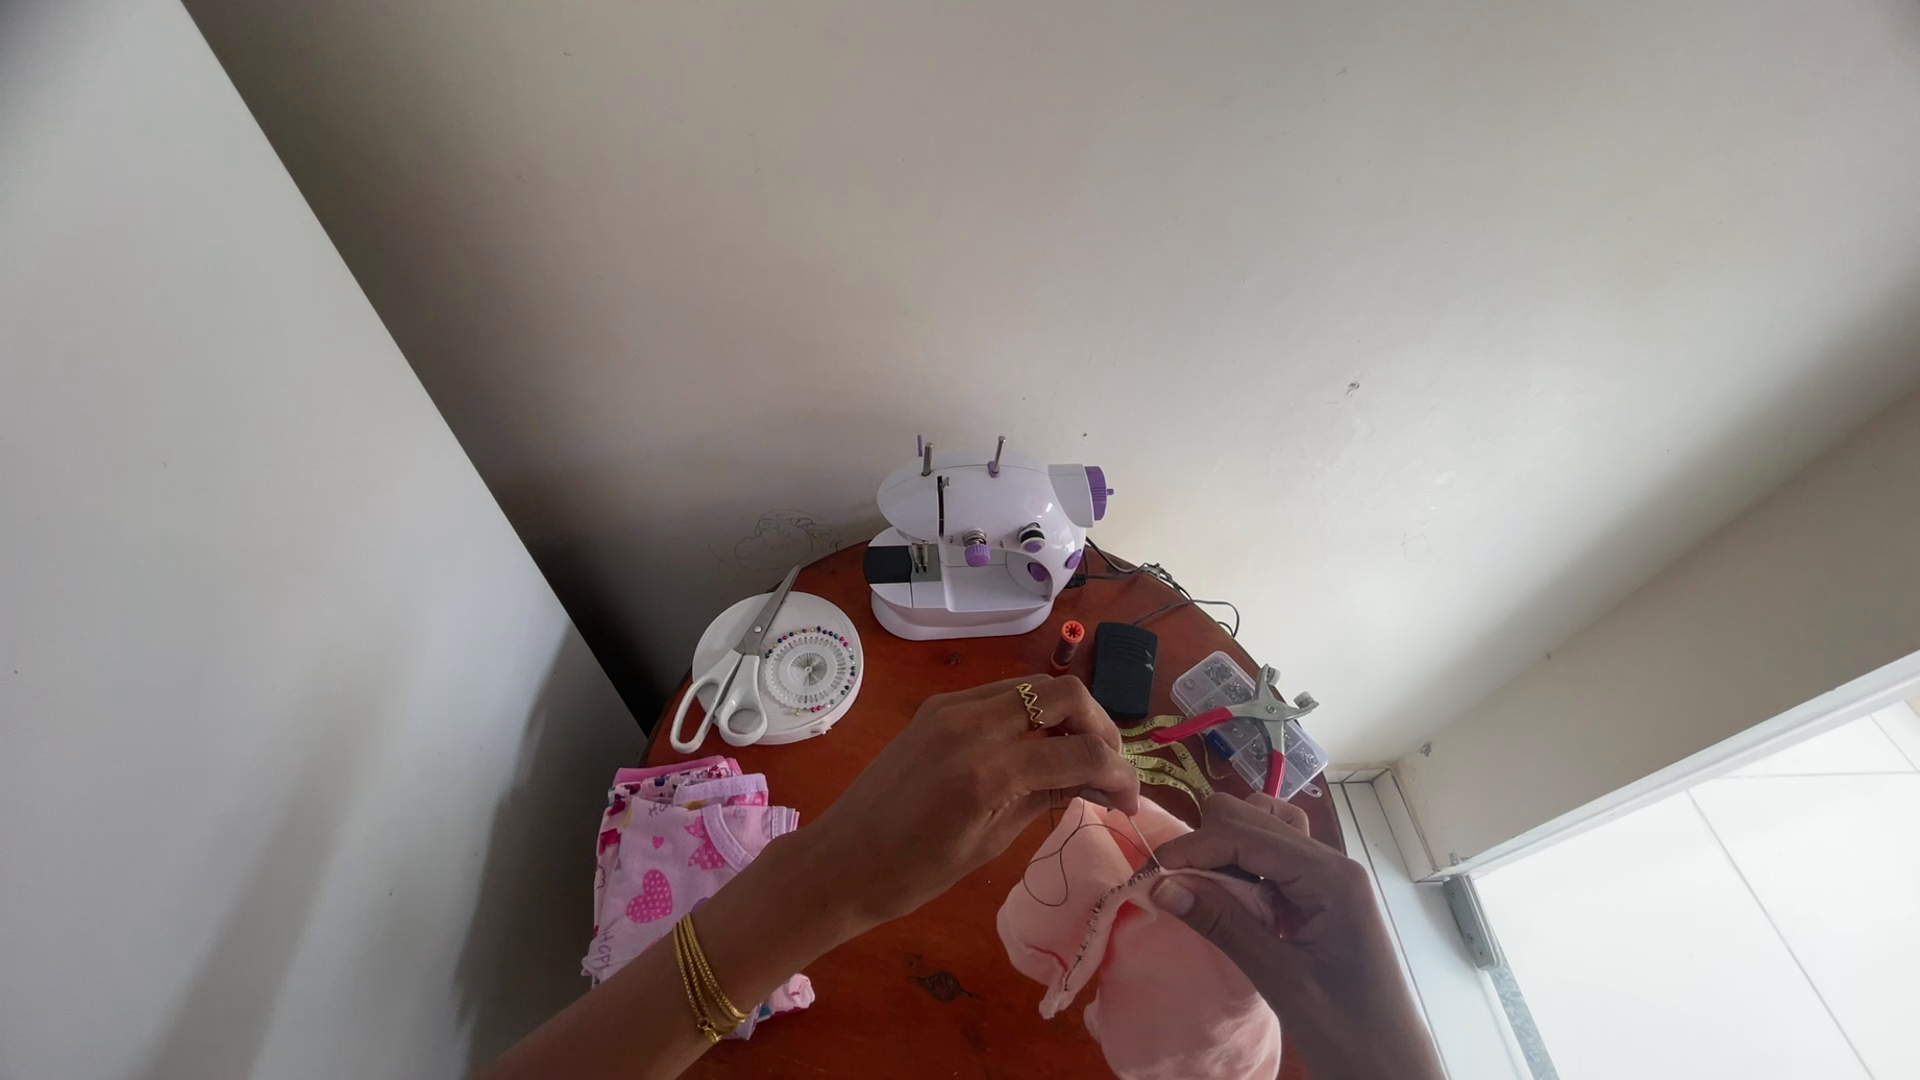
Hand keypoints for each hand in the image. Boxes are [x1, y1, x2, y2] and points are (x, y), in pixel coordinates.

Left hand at [797, 674, 1139, 927]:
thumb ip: (1046, 796)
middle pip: (1064, 692)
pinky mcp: (939, 704)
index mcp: (988, 772)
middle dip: (1099, 725)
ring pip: (1034, 684)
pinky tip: (1036, 743)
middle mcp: (973, 724)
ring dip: (1067, 713)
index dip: (1119, 774)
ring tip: (1076, 754)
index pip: (1079, 752)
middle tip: (1106, 767)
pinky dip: (1032, 710)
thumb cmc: (915, 873)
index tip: (1130, 799)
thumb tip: (1097, 779)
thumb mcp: (991, 843)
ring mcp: (952, 706)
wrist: (842, 858)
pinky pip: (1002, 692)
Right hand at [1149, 792, 1444, 1079]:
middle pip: (1250, 817)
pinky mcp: (1320, 891)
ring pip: (1258, 826)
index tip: (1152, 872)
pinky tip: (1232, 894)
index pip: (1244, 833)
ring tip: (1206, 890)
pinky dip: (1240, 862)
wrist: (1400, 1078)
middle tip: (1178, 886)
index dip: (1193, 846)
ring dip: (1222, 848)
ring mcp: (1327, 874)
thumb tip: (1160, 885)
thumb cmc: (1350, 1035)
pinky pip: (1270, 853)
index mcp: (1330, 875)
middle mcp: (1330, 861)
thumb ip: (1223, 924)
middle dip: (1205, 843)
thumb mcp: (1282, 981)